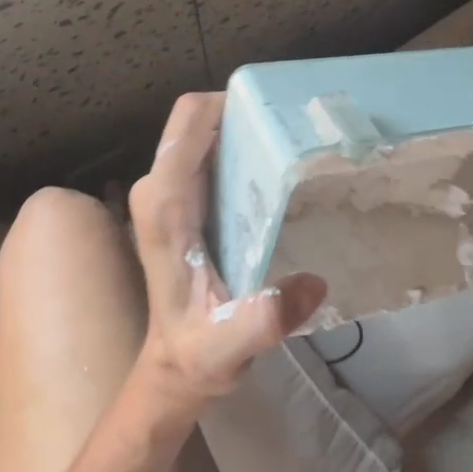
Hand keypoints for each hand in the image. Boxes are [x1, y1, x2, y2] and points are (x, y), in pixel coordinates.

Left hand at [127, 93, 326, 407]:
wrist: (175, 368)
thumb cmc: (197, 353)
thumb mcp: (229, 345)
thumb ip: (263, 317)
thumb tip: (312, 284)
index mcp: (165, 204)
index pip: (189, 122)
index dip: (230, 103)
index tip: (280, 114)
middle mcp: (159, 187)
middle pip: (199, 119)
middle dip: (244, 112)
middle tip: (299, 126)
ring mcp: (168, 192)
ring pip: (206, 132)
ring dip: (246, 128)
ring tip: (296, 140)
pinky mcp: (184, 200)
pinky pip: (211, 152)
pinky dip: (242, 147)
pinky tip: (279, 166)